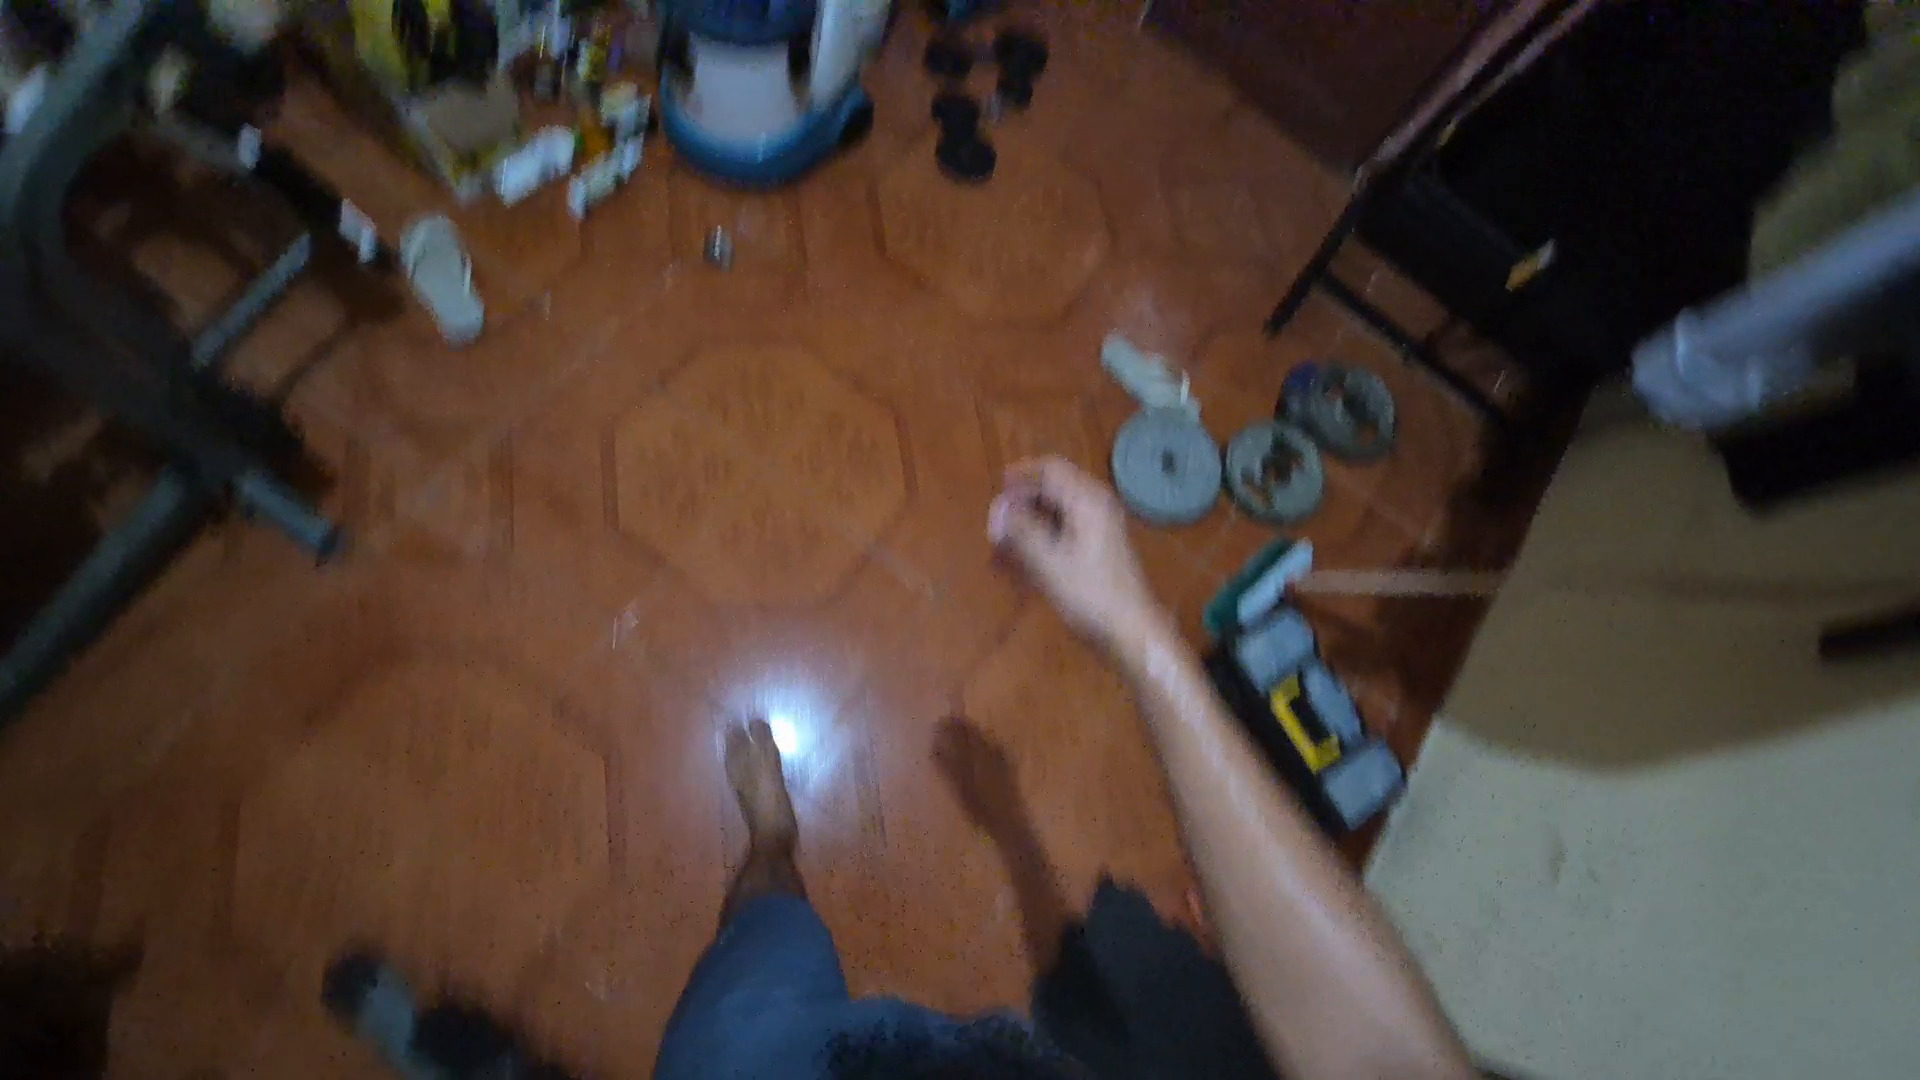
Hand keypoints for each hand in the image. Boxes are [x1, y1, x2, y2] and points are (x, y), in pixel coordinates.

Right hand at [988, 457, 1168, 651]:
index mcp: (1086, 501)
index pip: (1050, 469)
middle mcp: (1095, 507)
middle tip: (996, 526)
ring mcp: (1099, 529)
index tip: (997, 487)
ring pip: (1055, 515)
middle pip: (1051, 491)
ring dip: (1028, 527)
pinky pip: (1063, 535)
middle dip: (1021, 506)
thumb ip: (1021, 530)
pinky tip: (1021, 567)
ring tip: (1002, 550)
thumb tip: (998, 509)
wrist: (1131, 631)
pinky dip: (1041, 543)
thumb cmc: (1090, 594)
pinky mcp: (1098, 550)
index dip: (1021, 474)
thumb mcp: (1048, 562)